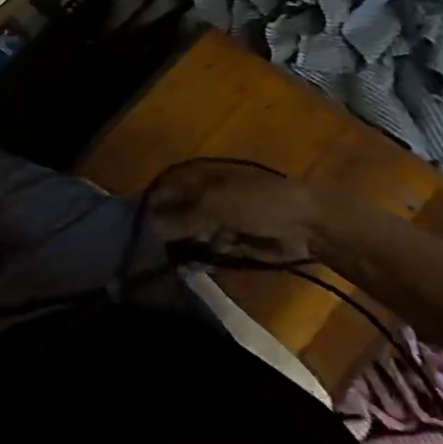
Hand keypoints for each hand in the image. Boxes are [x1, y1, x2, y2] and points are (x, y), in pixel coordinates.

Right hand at [144, 160, 319, 263]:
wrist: (309, 225)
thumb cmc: (258, 203)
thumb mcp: (213, 206)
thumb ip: (179, 218)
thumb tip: (147, 227)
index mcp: (200, 179)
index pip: (164, 190)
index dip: (149, 205)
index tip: (133, 226)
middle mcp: (205, 198)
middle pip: (175, 213)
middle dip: (163, 229)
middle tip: (147, 248)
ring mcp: (219, 220)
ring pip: (189, 234)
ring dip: (182, 246)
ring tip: (171, 259)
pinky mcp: (233, 242)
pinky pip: (208, 250)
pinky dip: (202, 257)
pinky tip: (195, 264)